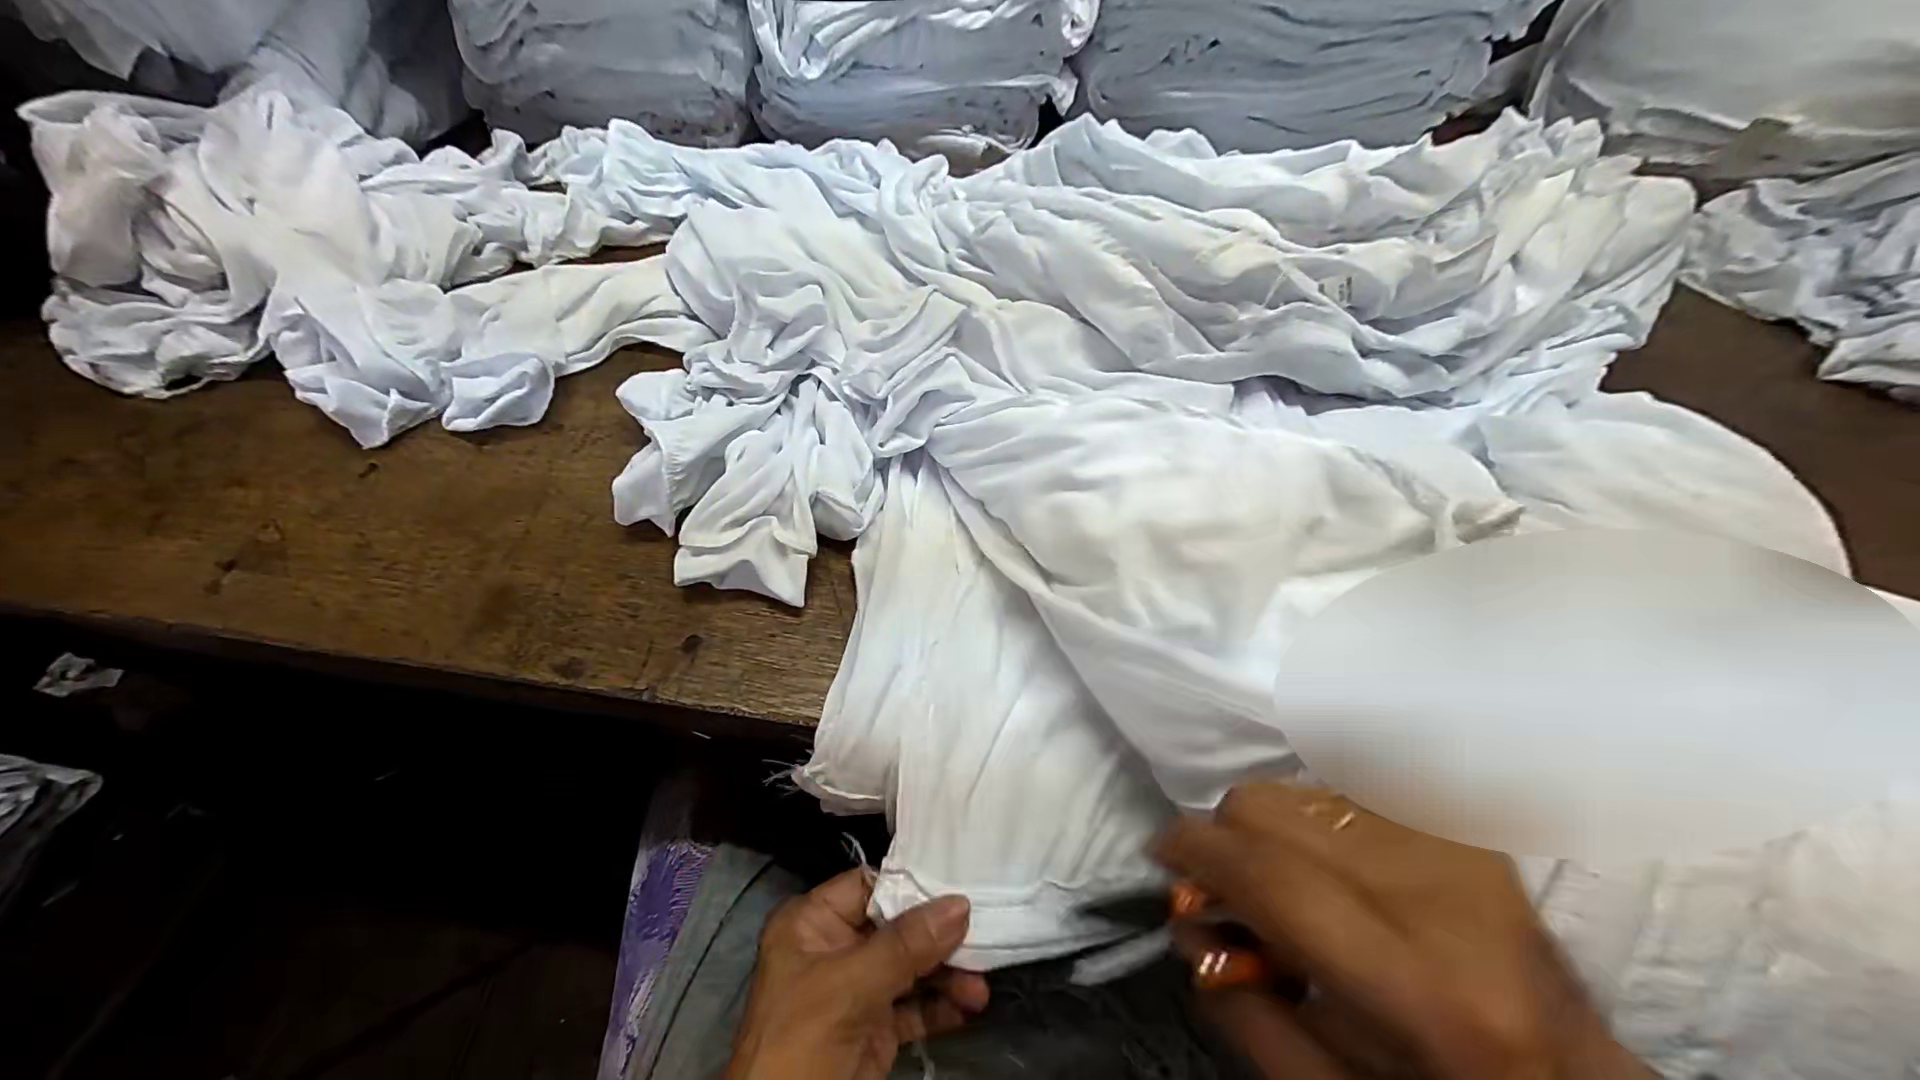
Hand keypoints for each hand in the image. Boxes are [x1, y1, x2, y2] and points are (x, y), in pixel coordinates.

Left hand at [726, 868, 989, 1079]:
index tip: (958, 885)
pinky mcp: (872, 1030)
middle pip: (896, 927)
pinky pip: (913, 1006)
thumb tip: (960, 904)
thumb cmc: (800, 1041)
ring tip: (981, 987)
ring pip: (910, 967)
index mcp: (812, 923)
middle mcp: (834, 949)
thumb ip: (907, 944)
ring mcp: (854, 990)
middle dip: (939, 936)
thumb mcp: (851, 986)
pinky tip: (969, 1007)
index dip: (911, 885)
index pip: (869, 886)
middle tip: (982, 938)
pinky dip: (941, 1006)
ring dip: (947, 975)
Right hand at [1157, 780, 1649, 1079]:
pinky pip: (1342, 789)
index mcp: (1414, 984)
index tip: (1161, 852)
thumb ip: (1240, 1005)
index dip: (1195, 849)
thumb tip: (1185, 918)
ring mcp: (1457, 847)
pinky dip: (1311, 821)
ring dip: (1269, 828)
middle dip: (1226, 835)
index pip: (1268, 873)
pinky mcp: (1462, 827)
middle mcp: (1439, 892)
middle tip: (1226, 883)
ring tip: (1286, 881)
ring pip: (1299, 787)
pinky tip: (1329, 868)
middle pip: (1272, 805)